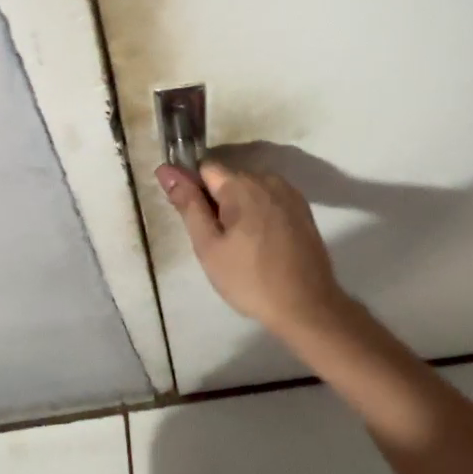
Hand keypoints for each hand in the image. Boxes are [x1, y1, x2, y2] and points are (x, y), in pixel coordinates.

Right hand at [156, 160, 348, 327]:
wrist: (306, 305)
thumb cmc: (249, 279)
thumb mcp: (209, 246)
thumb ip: (188, 204)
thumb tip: (166, 169)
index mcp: (242, 185)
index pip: (205, 168)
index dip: (193, 190)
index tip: (194, 220)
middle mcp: (268, 179)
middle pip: (229, 178)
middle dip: (217, 201)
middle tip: (217, 242)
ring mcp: (289, 193)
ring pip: (250, 190)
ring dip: (239, 208)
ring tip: (239, 246)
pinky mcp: (303, 209)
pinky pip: (269, 200)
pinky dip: (259, 214)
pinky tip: (260, 244)